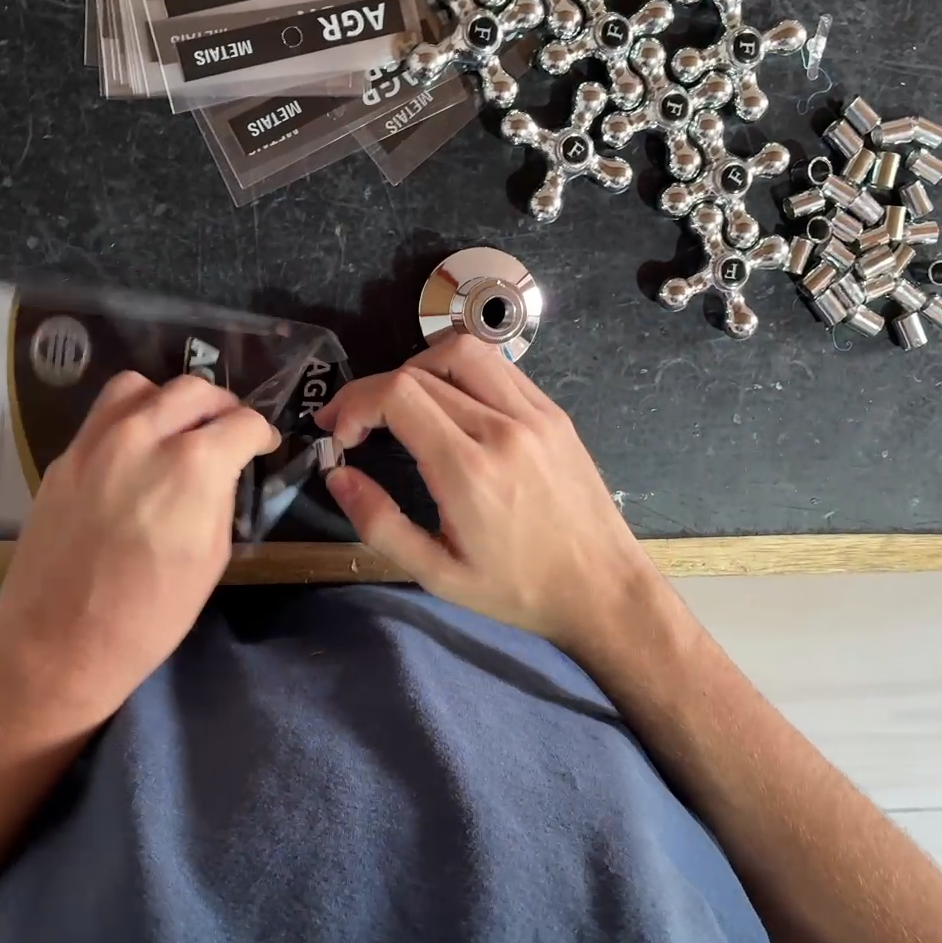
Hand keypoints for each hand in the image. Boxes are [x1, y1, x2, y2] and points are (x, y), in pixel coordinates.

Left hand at [0, 373, 279, 736]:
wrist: (59, 645)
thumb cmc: (150, 616)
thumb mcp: (211, 559)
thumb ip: (220, 499)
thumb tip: (221, 472)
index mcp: (193, 467)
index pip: (242, 422)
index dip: (261, 433)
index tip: (262, 445)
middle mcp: (143, 437)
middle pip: (193, 389)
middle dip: (221, 407)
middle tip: (227, 433)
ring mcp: (95, 443)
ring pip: (140, 386)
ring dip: (170, 401)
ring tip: (178, 429)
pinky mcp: (63, 459)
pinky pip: (103, 415)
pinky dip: (131, 418)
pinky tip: (137, 453)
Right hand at [315, 335, 661, 657]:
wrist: (603, 589)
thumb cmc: (517, 590)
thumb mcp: (437, 574)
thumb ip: (380, 524)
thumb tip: (339, 475)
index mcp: (469, 470)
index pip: (398, 394)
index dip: (354, 403)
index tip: (340, 434)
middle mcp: (502, 428)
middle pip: (421, 371)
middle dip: (373, 390)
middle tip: (356, 425)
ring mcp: (535, 415)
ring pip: (464, 352)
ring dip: (418, 368)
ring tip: (402, 405)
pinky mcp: (555, 414)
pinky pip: (499, 369)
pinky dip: (461, 373)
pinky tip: (451, 405)